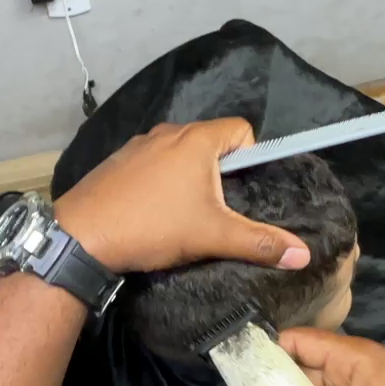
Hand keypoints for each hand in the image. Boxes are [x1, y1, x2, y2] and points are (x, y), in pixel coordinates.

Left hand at [53, 119, 310, 273]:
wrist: (80, 236)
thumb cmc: (152, 227)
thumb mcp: (212, 236)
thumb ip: (260, 243)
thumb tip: (304, 255)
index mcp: (195, 139)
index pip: (241, 130)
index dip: (251, 156)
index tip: (245, 190)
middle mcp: (166, 132)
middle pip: (210, 142)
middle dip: (220, 172)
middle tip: (218, 209)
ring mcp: (136, 145)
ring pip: (178, 154)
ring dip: (188, 178)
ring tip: (184, 214)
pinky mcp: (115, 163)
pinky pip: (151, 164)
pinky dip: (159, 182)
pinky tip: (152, 212)